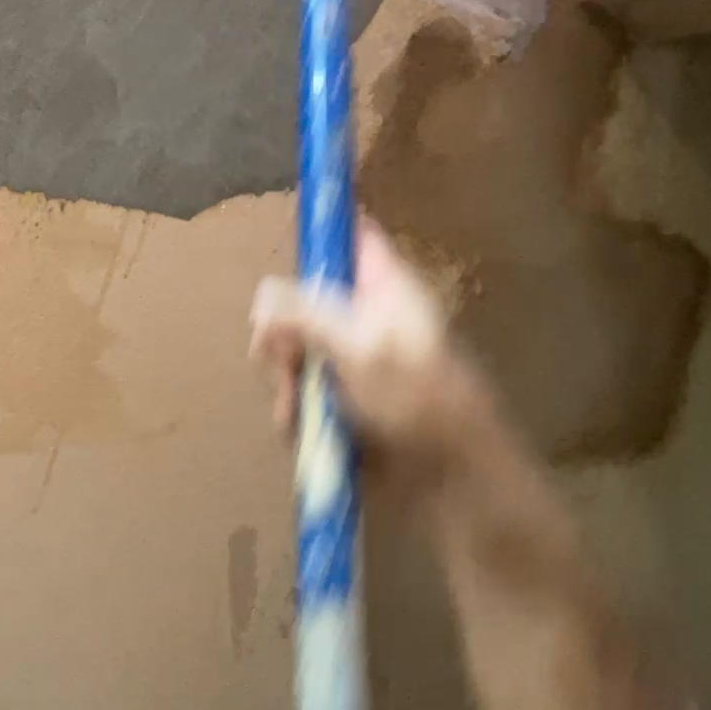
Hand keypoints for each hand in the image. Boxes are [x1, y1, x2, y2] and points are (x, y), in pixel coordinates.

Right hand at [249, 219, 495, 494]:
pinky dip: (289, 405)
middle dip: (278, 331)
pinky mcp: (335, 396)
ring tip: (295, 407)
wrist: (450, 486)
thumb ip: (306, 314)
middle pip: (296, 297)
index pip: (350, 237)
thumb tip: (261, 295)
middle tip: (282, 358)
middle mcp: (362, 317)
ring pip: (287, 345)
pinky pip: (293, 385)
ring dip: (282, 376)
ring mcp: (347, 358)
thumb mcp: (361, 350)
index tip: (285, 223)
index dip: (321, 225)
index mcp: (383, 291)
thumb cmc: (420, 406)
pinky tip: (298, 425)